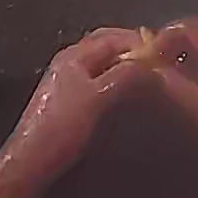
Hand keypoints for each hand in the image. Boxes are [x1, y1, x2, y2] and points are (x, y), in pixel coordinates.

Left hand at [1, 28, 152, 182]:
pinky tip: (127, 90)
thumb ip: (125, 76)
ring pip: (102, 62)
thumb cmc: (64, 125)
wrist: (32, 159)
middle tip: (157, 60)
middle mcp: (70, 61)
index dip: (139, 41)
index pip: (112, 37)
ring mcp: (67, 78)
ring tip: (147, 74)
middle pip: (105, 45)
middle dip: (131, 49)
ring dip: (124, 63)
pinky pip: (97, 77)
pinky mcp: (69, 97)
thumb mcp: (98, 97)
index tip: (164, 51)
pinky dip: (115, 77)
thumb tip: (152, 65)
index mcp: (75, 55)